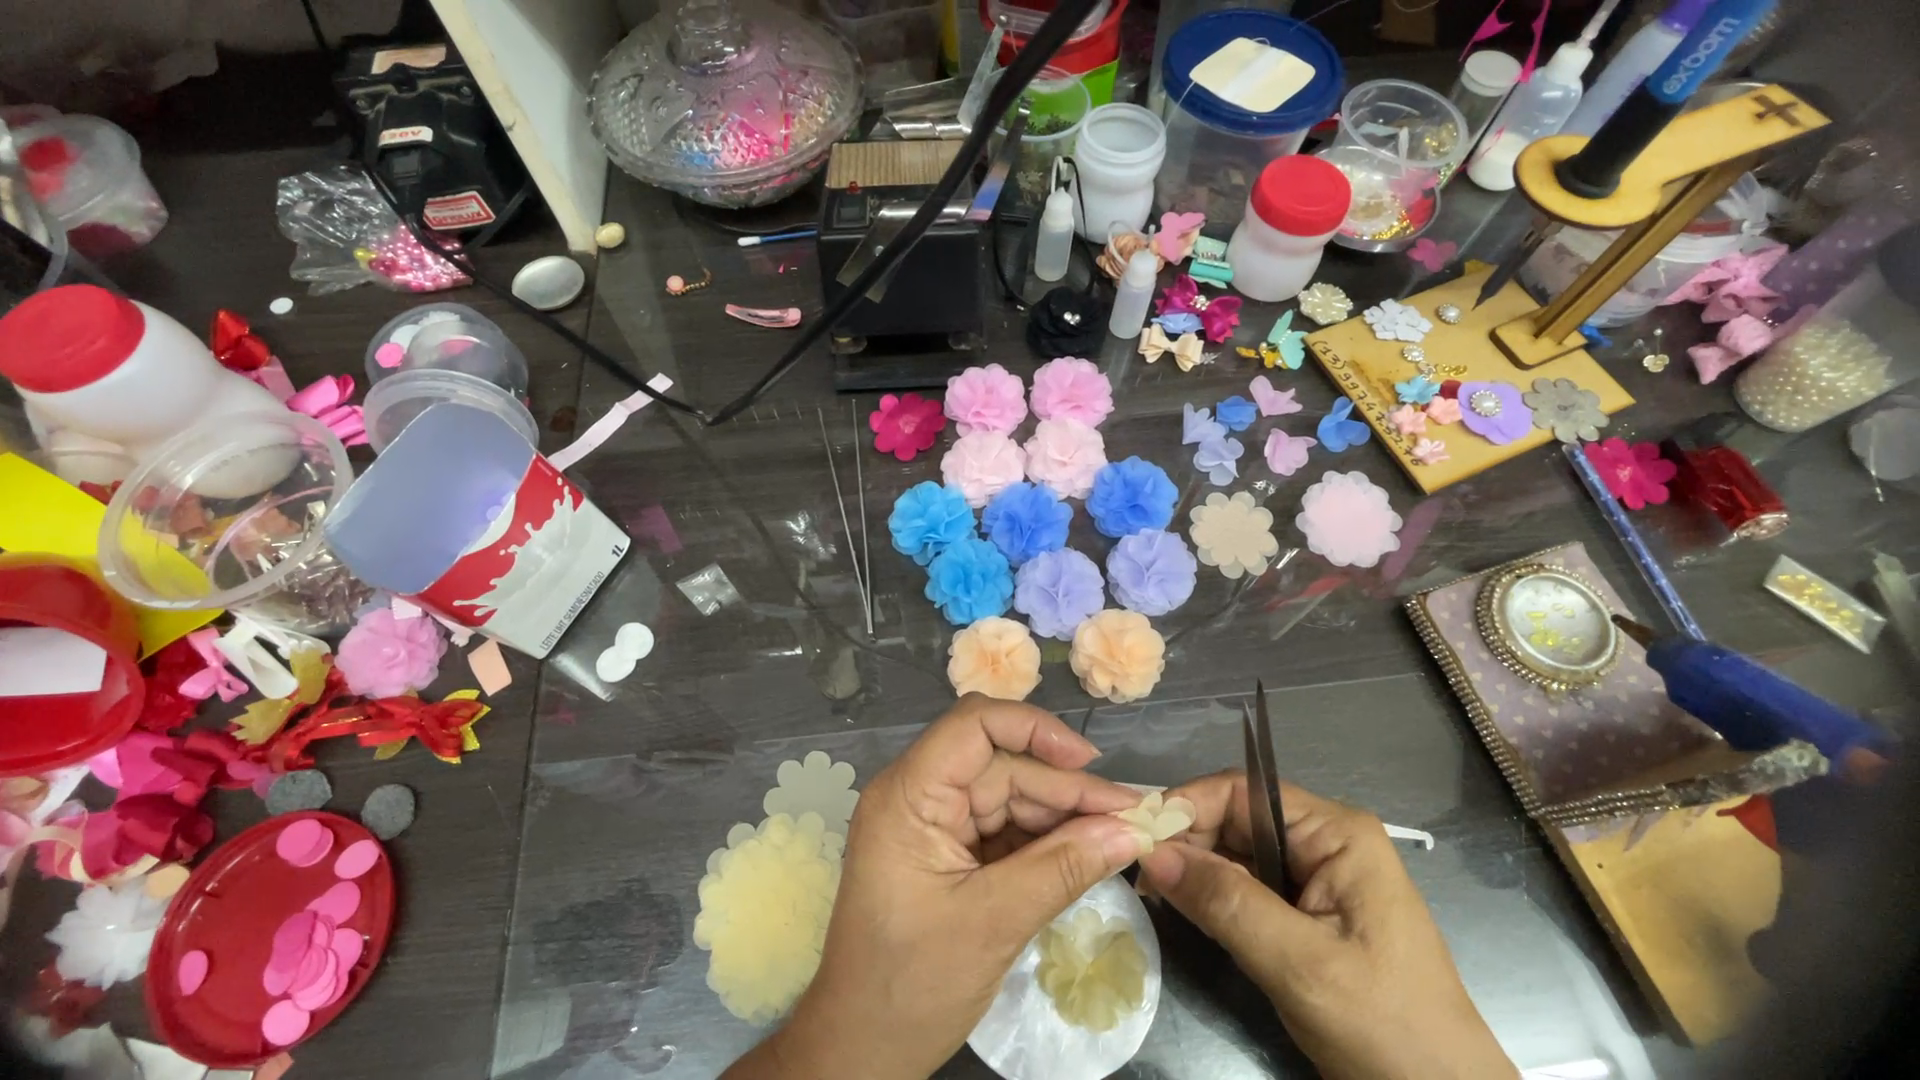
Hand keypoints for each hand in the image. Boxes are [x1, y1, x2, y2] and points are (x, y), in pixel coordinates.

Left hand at [725, 696, 1149, 1079]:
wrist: (863, 1048)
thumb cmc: (911, 986)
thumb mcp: (993, 924)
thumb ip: (1062, 869)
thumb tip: (1131, 831)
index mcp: (908, 795)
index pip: (973, 725)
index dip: (1035, 730)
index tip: (1090, 761)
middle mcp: (919, 796)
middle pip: (1002, 765)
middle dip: (1066, 788)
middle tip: (1133, 817)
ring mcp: (933, 825)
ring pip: (1010, 796)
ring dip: (1063, 816)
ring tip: (1121, 835)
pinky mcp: (949, 854)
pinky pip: (1005, 829)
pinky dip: (1045, 840)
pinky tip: (1087, 852)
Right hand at [1139, 772, 1513, 1079]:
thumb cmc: (1385, 1025)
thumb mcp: (1300, 964)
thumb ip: (1225, 903)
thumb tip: (1151, 853)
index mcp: (1336, 833)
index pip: (1242, 792)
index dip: (1186, 806)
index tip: (1136, 836)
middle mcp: (1324, 841)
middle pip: (1236, 817)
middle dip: (1186, 838)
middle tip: (1135, 872)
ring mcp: (1317, 877)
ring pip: (1236, 852)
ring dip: (1194, 867)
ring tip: (1149, 890)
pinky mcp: (1306, 912)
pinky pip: (1247, 885)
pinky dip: (1212, 894)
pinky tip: (1182, 909)